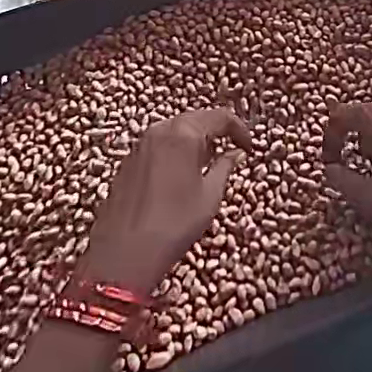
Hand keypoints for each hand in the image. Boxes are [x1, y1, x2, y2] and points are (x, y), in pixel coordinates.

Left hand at [79, 108, 252, 293]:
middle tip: (231, 151)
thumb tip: (235, 153)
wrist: (123, 254)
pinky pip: (158, 145)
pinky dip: (175, 150)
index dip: (239, 129)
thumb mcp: (210, 196)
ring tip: (208, 164)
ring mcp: (140, 145)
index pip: (219, 117)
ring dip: (194, 140)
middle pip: (195, 119)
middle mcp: (160, 130)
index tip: (249, 147)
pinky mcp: (128, 161)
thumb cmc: (174, 224)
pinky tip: (181, 174)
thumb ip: (225, 167)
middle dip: (216, 132)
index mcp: (184, 133)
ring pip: (175, 131)